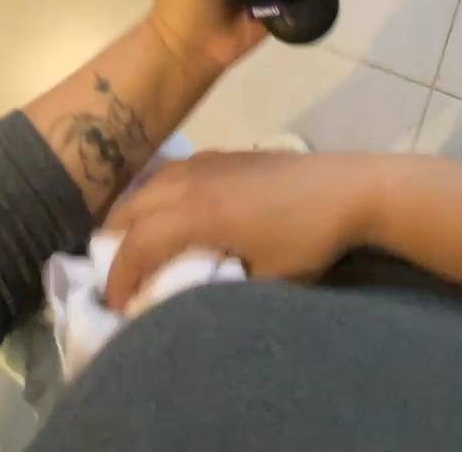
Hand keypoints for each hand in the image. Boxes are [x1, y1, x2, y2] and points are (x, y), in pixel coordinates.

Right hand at [102, 151, 385, 311]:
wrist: (347, 188)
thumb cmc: (307, 238)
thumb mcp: (264, 280)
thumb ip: (219, 292)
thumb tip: (186, 306)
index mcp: (197, 213)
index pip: (137, 244)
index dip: (118, 277)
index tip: (116, 306)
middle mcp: (192, 181)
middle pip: (131, 208)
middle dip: (115, 244)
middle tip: (117, 277)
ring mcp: (207, 162)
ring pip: (149, 184)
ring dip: (134, 215)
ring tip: (135, 245)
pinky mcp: (224, 155)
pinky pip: (171, 171)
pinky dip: (155, 193)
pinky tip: (168, 212)